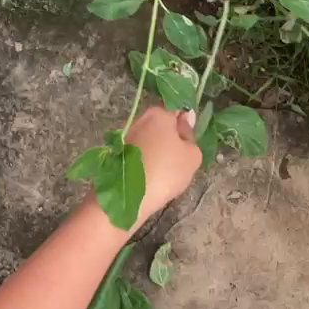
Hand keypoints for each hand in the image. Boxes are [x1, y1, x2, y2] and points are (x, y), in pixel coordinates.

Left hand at [125, 106, 202, 225]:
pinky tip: (150, 179)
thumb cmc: (166, 171)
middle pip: (162, 126)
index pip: (178, 111)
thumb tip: (186, 121)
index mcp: (158, 114)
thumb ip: (191, 136)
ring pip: (150, 141)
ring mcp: (126, 137)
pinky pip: (139, 154)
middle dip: (171, 140)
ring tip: (163, 174)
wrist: (128, 197)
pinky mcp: (116, 154)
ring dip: (157, 152)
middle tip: (179, 161)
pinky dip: (145, 163)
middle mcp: (139, 120)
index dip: (186, 126)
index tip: (189, 144)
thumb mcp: (192, 156)